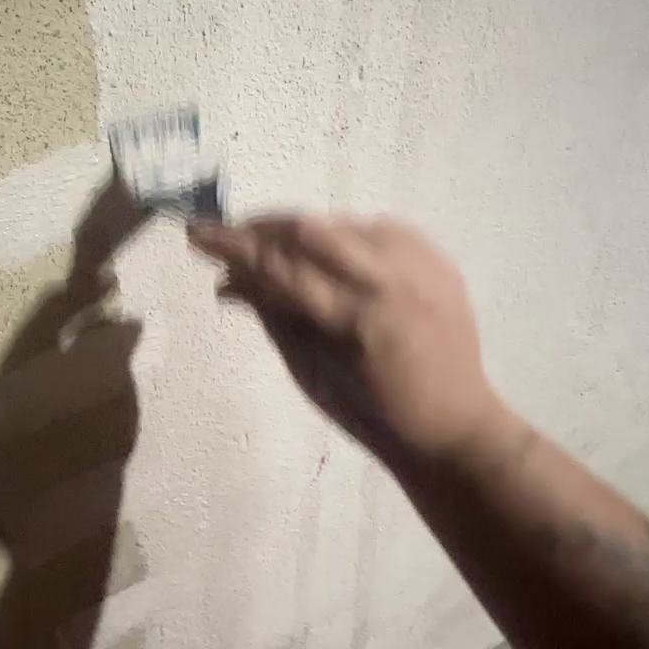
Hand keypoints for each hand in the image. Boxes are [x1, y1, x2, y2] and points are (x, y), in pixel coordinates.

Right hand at [189, 214, 510, 461]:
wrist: (453, 423)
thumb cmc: (370, 413)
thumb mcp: (308, 371)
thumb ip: (273, 315)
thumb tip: (228, 279)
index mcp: (354, 318)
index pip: (278, 267)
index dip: (233, 247)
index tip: (196, 233)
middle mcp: (390, 280)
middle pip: (308, 229)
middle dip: (261, 229)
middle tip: (228, 238)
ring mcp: (419, 264)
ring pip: (341, 224)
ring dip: (299, 234)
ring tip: (273, 251)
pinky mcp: (436, 258)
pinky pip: (377, 229)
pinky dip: (343, 237)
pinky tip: (327, 256)